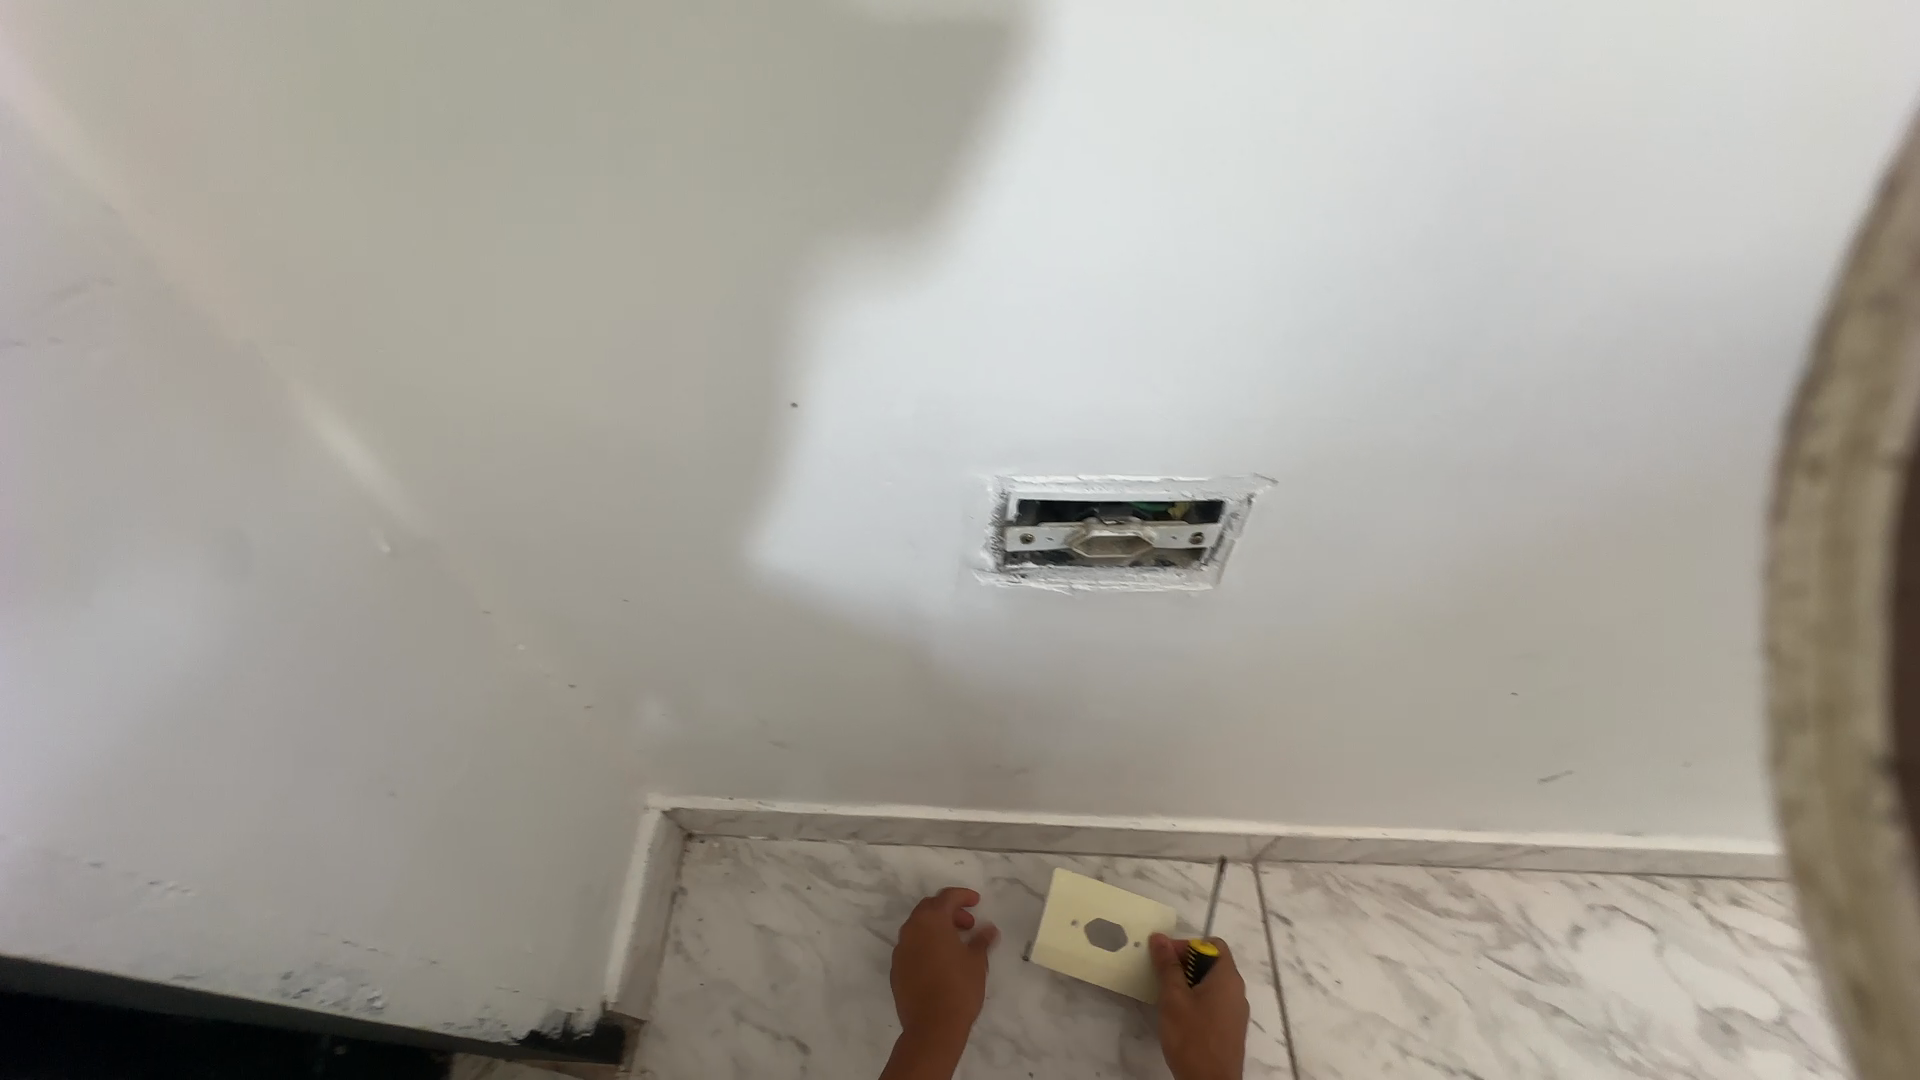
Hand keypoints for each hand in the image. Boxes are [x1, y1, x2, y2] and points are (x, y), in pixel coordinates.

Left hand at [880, 887, 997, 1079]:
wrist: (931, 1028)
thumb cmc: (958, 988)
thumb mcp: (976, 961)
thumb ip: (981, 940)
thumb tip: (989, 929)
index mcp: (931, 920)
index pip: (947, 897)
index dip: (963, 896)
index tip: (977, 902)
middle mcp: (912, 928)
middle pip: (930, 908)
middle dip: (950, 911)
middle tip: (968, 924)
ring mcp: (900, 949)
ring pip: (918, 927)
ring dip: (937, 928)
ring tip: (956, 944)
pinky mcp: (896, 969)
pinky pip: (912, 947)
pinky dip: (926, 945)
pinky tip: (940, 962)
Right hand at [1149, 933, 1248, 1079]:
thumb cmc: (1192, 1036)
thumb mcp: (1173, 997)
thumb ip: (1167, 965)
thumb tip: (1160, 937)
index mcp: (1228, 978)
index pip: (1213, 944)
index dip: (1188, 945)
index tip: (1166, 958)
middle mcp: (1237, 991)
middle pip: (1212, 963)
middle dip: (1185, 963)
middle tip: (1162, 975)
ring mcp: (1236, 1012)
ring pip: (1211, 984)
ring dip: (1189, 982)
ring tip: (1167, 995)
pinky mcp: (1230, 1029)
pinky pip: (1214, 1002)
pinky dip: (1197, 1000)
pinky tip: (1179, 1015)